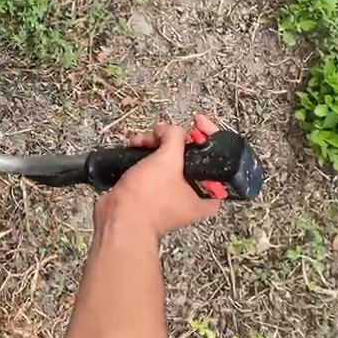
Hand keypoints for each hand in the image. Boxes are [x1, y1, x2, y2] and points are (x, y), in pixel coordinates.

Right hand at [93, 112, 224, 240]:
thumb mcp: (167, 161)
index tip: (195, 120)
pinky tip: (134, 147)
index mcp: (210, 193)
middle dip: (170, 138)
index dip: (207, 134)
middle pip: (189, 153)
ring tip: (138, 141)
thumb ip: (174, 138)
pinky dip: (146, 152)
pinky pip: (155, 163)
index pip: (217, 156)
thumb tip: (170, 130)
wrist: (120, 217)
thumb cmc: (148, 197)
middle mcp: (195, 192)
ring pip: (169, 156)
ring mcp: (174, 191)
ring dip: (154, 143)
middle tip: (157, 133)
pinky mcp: (154, 189)